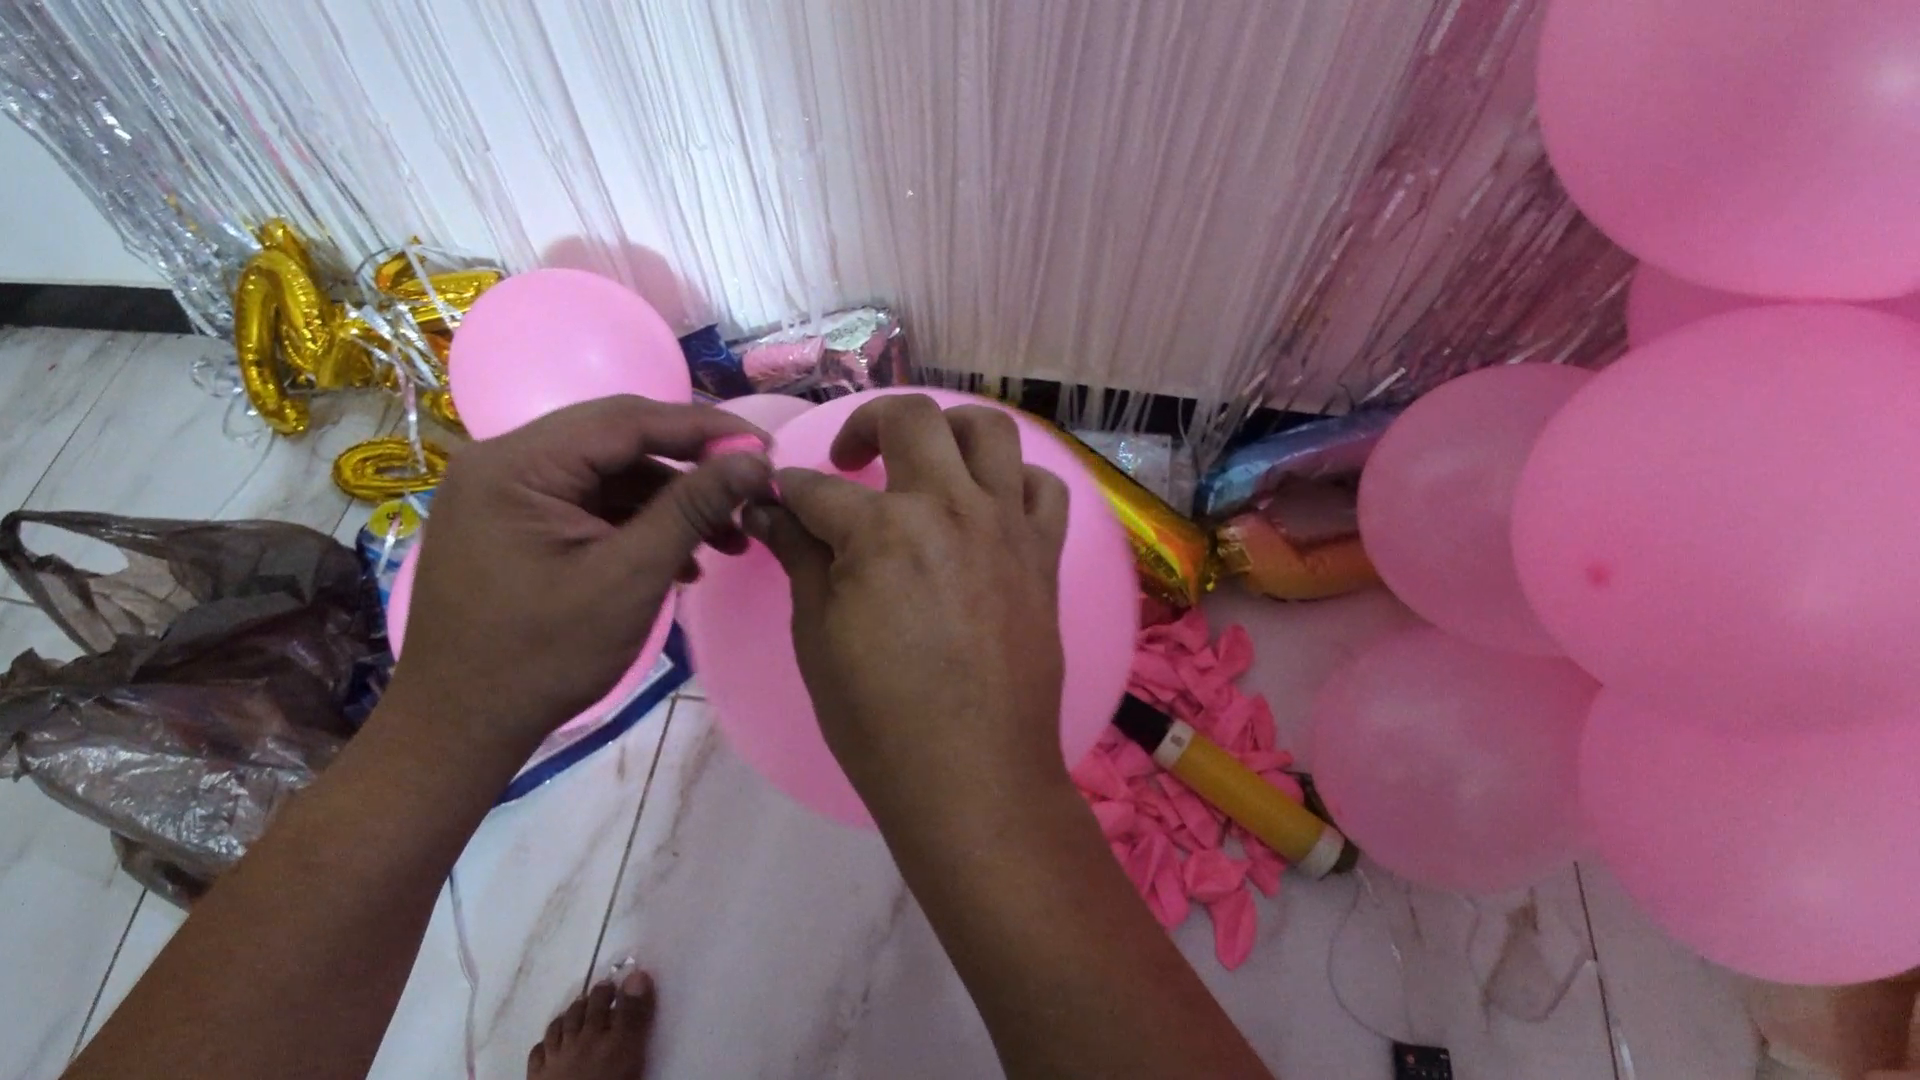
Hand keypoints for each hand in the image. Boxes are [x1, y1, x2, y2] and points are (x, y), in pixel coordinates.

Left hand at [385, 396, 771, 751]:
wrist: (464, 727)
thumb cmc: (545, 655)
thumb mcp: (631, 576)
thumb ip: (692, 507)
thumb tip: (754, 459)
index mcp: (517, 464)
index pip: (626, 418)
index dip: (704, 427)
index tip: (764, 445)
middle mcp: (503, 462)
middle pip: (618, 440)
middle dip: (692, 465)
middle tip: (751, 486)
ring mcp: (506, 494)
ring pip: (610, 474)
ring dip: (672, 501)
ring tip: (728, 540)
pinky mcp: (516, 524)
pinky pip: (591, 504)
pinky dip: (640, 524)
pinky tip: (682, 562)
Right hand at [744, 394, 1070, 819]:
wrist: (972, 774)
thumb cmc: (879, 719)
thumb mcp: (819, 638)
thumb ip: (801, 559)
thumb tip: (768, 513)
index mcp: (883, 529)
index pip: (817, 489)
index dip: (786, 493)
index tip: (775, 503)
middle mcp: (950, 507)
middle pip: (911, 419)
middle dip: (866, 423)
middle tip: (850, 460)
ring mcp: (1006, 526)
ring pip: (989, 431)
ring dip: (950, 430)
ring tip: (926, 460)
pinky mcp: (1043, 554)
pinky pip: (1042, 489)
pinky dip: (1014, 481)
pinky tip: (989, 505)